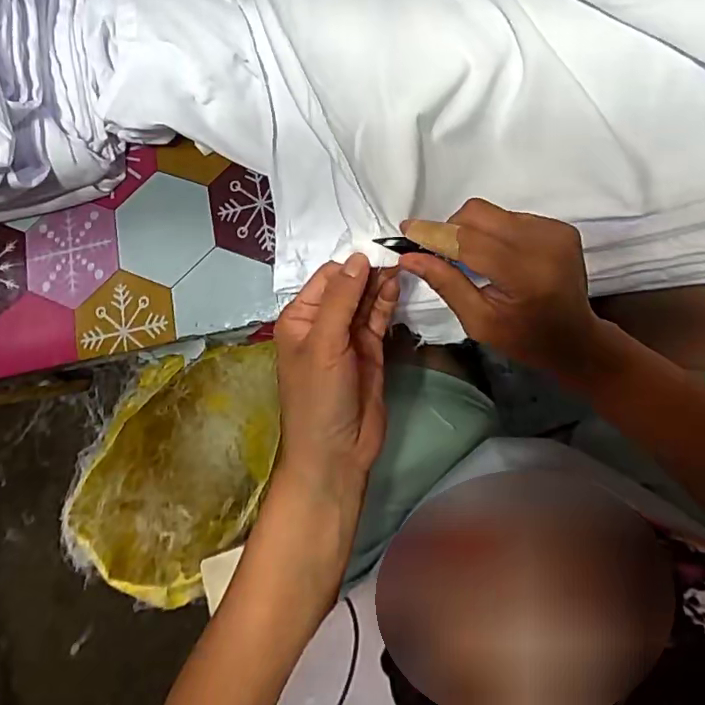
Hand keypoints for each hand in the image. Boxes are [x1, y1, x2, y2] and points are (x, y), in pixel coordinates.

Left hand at [273, 253, 399, 492]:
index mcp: (300, 317)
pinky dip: (387, 303)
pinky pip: (377, 319)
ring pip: (365, 301)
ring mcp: (347, 337)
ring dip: (381, 284)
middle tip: (400, 254)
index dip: (352, 265)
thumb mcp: (325, 344)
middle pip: (348, 286)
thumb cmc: (319, 397)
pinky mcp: (369, 351)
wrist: (335, 454)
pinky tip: (398, 286)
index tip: (380, 250)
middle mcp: (322, 323)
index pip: (327, 278)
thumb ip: (342, 300)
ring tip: (403, 265)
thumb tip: (358, 258)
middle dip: (369, 271)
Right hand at [397, 199, 612, 384]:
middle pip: (477, 215)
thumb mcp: (479, 321)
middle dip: (451, 230)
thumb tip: (410, 257)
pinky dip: (494, 231)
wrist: (577, 340)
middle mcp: (543, 244)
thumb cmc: (525, 339)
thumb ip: (445, 283)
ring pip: (491, 212)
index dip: (434, 234)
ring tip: (474, 259)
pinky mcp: (559, 227)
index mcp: (524, 273)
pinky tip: (498, 256)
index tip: (406, 230)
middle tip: (442, 254)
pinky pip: (509, 216)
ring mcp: (554, 232)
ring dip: (472, 230)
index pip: (468, 241)